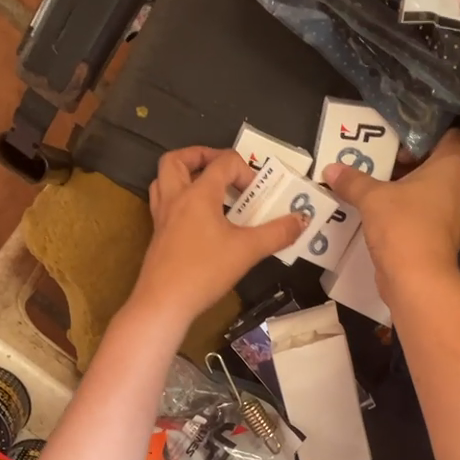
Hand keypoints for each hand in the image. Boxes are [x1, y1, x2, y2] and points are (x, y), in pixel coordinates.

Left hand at [133, 147, 305, 320]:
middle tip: (220, 168)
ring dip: (183, 176)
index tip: (258, 193)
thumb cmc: (204, 272)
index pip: (223, 163)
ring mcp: (161, 218)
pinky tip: (196, 220)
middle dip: (199, 156)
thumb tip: (302, 220)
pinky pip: (163, 206)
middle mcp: (175, 199)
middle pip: (176, 160)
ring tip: (205, 188)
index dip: (245, 170)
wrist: (163, 304)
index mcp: (198, 193)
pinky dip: (178, 201)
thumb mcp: (247, 251)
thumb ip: (277, 233)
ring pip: (162, 181)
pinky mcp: (157, 238)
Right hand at [324, 129, 459, 307]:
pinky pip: (427, 212)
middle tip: (383, 162)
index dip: (432, 132)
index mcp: (451, 166)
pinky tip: (385, 214)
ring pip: (433, 189)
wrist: (417, 279)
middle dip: (413, 161)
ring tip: (380, 187)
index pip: (453, 136)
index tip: (404, 139)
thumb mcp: (372, 199)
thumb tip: (330, 169)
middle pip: (440, 162)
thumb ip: (352, 181)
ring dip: (410, 187)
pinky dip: (410, 210)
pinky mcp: (442, 236)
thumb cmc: (402, 226)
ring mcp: (454, 214)